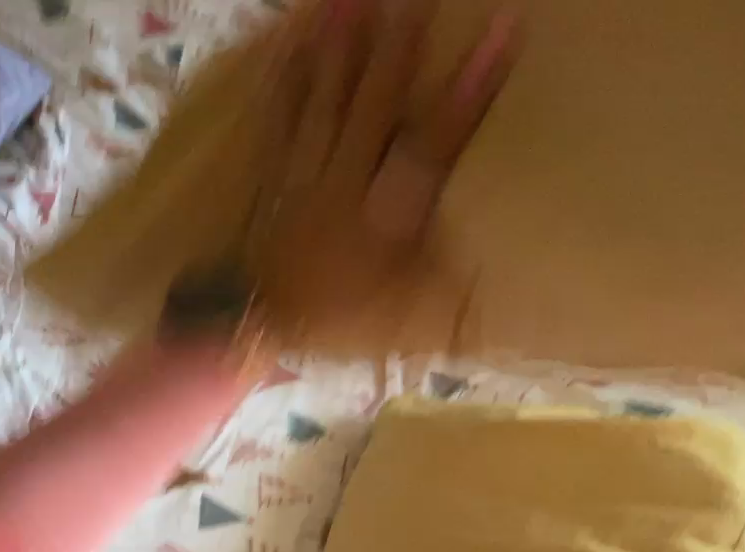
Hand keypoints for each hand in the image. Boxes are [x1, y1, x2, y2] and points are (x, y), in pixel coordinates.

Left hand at [249, 0, 518, 349]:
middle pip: (372, 108)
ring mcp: (299, 178)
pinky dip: (284, 82)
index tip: (503, 32)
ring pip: (322, 106)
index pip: (430, 149)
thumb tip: (492, 269)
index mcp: (379, 222)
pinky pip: (276, 122)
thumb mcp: (390, 312)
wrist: (242, 325)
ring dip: (338, 49)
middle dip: (395, 47)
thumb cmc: (322, 318)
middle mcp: (339, 189)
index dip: (467, 94)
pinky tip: (288, 44)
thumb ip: (440, 285)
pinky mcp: (267, 176)